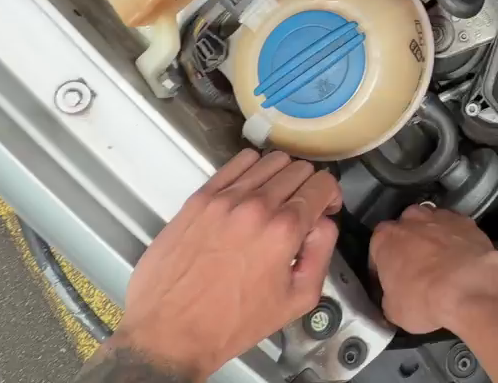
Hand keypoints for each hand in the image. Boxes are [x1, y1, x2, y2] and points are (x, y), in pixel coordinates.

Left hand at [106, 150, 341, 381]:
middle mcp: (257, 206)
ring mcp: (226, 199)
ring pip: (273, 160)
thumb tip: (325, 222)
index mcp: (284, 229)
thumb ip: (323, 252)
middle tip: (300, 208)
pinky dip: (253, 168)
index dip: (330, 195)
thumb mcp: (296, 301)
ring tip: (275, 198)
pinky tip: (250, 189)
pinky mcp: (199, 199)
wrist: (166, 337)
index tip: (324, 207)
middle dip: (308, 187)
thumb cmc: (229, 324)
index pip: (323, 184)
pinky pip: (239, 161)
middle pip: (301, 169)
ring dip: (282, 175)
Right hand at [368, 204, 497, 333]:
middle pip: (405, 229)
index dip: (381, 265)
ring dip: (431, 240)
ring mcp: (440, 216)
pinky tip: (458, 260)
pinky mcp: (465, 220)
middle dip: (407, 246)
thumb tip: (394, 297)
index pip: (376, 247)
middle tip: (413, 271)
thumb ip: (389, 295)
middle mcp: (412, 220)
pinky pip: (454, 228)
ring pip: (430, 224)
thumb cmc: (425, 297)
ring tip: (438, 265)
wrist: (469, 285)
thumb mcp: (393, 311)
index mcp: (386, 238)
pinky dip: (454, 240)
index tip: (386, 279)